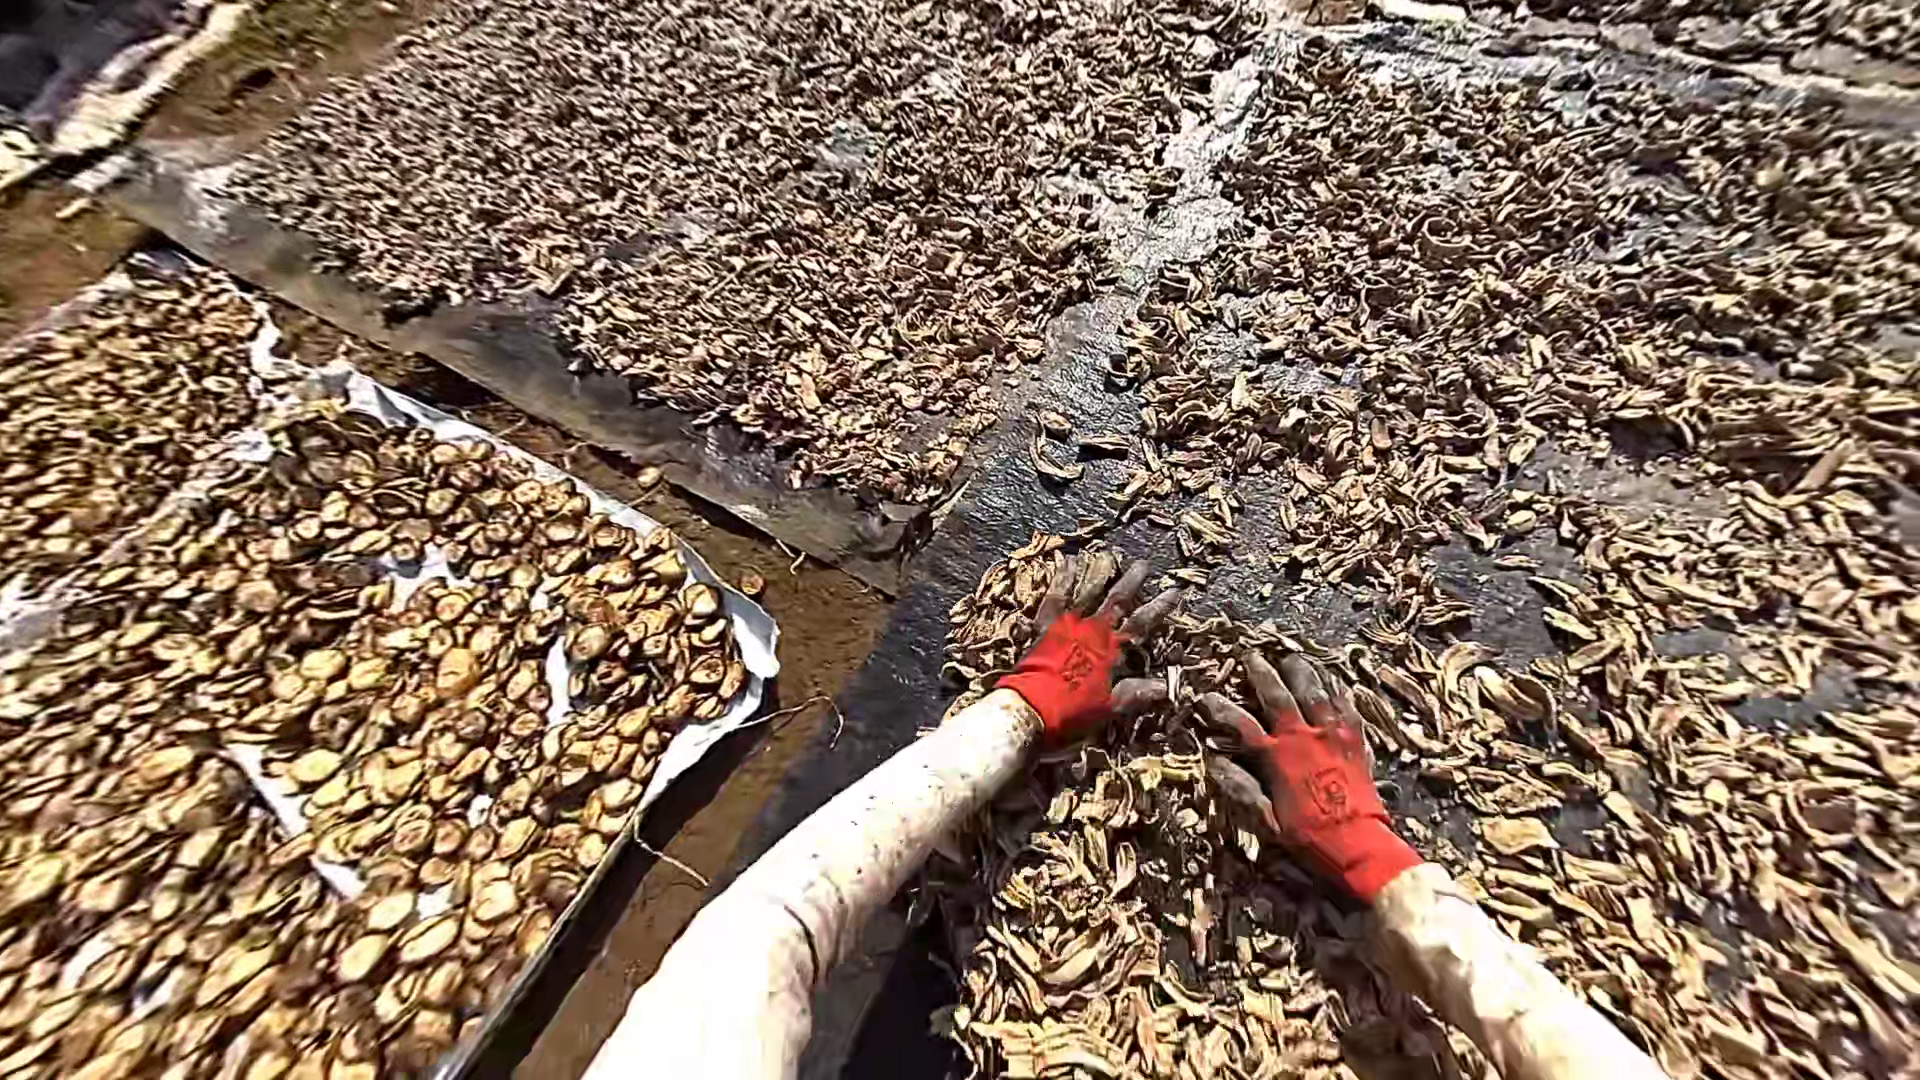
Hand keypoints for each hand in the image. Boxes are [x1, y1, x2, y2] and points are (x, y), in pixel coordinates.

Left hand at [998, 553, 1183, 745]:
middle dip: (1131, 582)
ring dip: (1099, 573)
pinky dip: (1062, 577)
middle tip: (1143, 564)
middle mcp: (1091, 630)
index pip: (1142, 624)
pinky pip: (1055, 595)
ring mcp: (1067, 624)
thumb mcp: (1109, 707)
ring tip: (1107, 555)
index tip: (1176, 590)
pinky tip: (1067, 560)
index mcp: (1110, 649)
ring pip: (1087, 591)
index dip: (1160, 608)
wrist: (1030, 707)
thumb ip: (1136, 693)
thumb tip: (1166, 687)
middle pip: (1116, 600)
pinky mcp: (1044, 625)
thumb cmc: (1072, 711)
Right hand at [1201, 651, 1420, 902]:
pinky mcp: (1355, 740)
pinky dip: (1337, 689)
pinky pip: (1346, 705)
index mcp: (1276, 755)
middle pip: (1277, 695)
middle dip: (1261, 673)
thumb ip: (1239, 786)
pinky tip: (1331, 678)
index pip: (1239, 722)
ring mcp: (1331, 735)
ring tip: (1291, 658)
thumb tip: (1211, 761)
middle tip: (1251, 656)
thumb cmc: (1310, 834)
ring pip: (1313, 691)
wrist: (1362, 847)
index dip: (1219, 707)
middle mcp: (1302, 738)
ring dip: (1300, 672)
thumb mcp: (1266, 818)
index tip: (1204, 696)